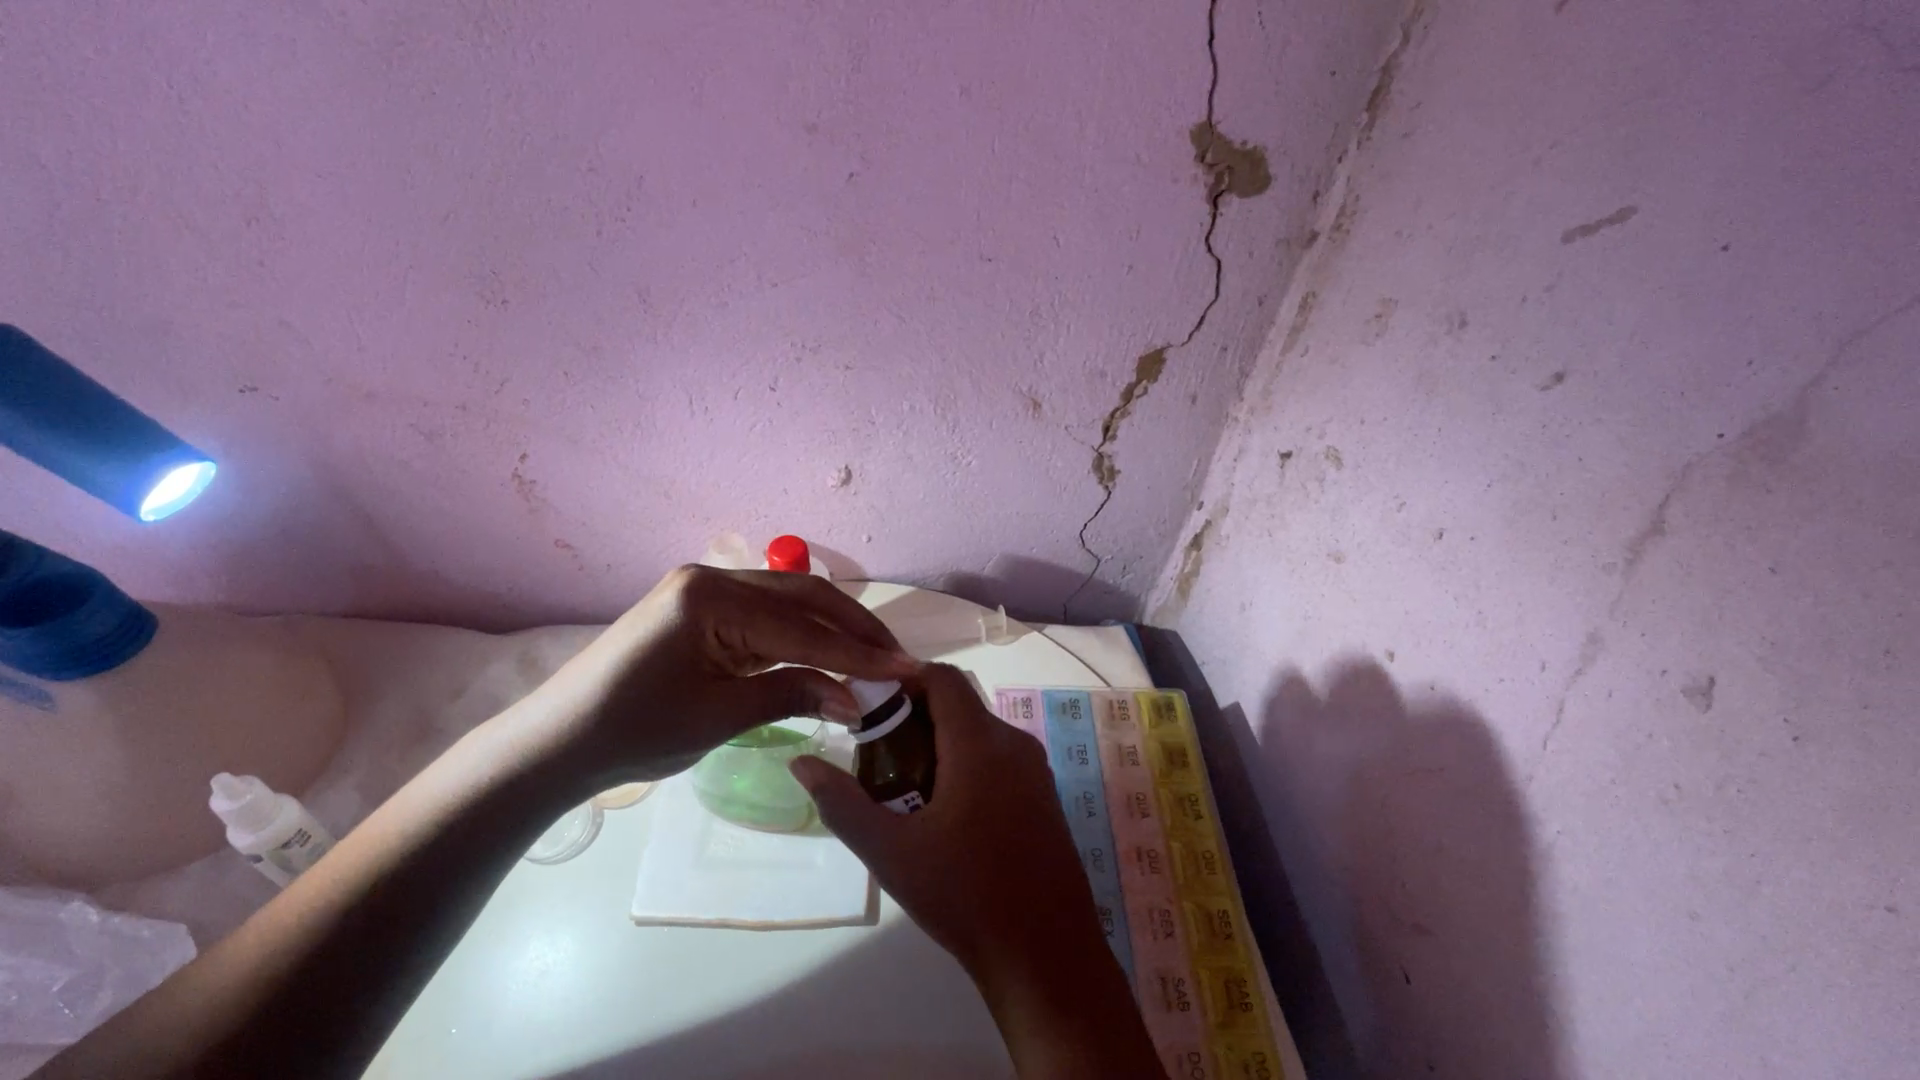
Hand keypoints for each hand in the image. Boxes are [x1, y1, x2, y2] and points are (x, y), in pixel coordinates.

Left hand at [525, 565, 918, 790]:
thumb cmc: (632, 732)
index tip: (909, 670)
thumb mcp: (719, 717)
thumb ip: (792, 695)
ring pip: (788, 604)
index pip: (803, 627)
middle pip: (803, 599)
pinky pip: (765, 617)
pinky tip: (829, 654)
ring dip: (832, 630)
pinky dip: (801, 637)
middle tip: (900, 660)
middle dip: (854, 630)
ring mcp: (705, 590)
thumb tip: (856, 700)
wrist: (556, 743)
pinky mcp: (702, 609)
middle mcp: (712, 579)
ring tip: (876, 658)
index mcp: (711, 597)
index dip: (859, 654)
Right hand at [792, 665, 1164, 1078]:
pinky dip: (965, 766)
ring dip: (939, 745)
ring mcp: (1036, 772)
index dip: (902, 678)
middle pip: (959, 705)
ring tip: (901, 786)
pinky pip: (998, 761)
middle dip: (913, 718)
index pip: (942, 678)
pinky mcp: (1044, 799)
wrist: (1047, 955)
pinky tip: (942, 814)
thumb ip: (842, 803)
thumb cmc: (966, 897)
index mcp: (981, 744)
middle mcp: (1015, 744)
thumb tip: (802, 763)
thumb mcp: (891, 853)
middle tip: (873, 752)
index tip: (865, 703)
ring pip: (979, 735)